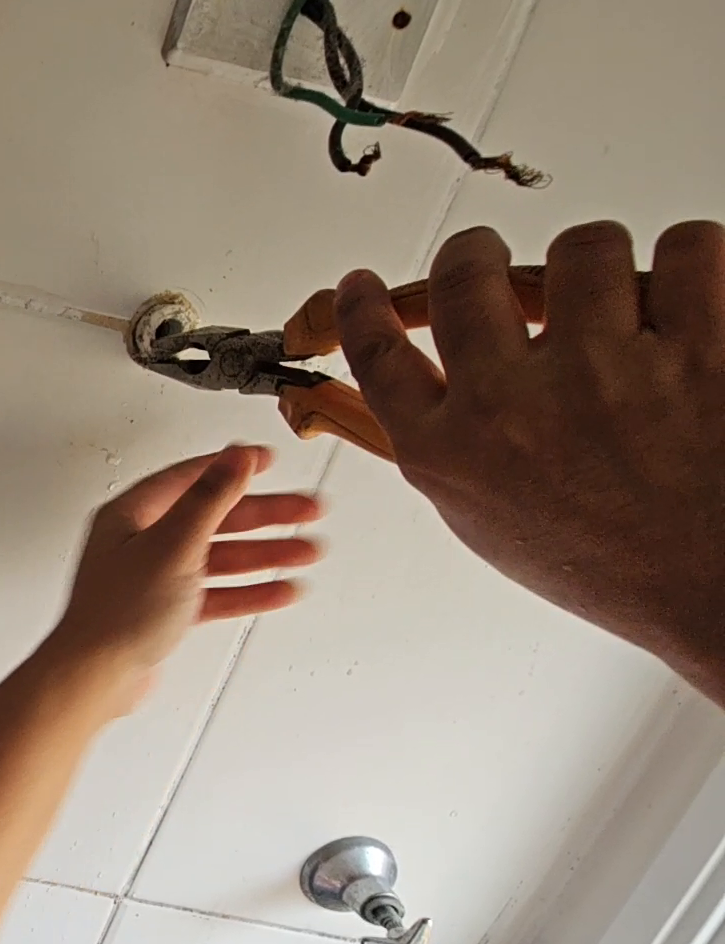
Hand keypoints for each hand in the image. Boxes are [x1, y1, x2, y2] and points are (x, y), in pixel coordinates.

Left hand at [44, 446, 322, 699]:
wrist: (99, 673)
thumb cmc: (118, 611)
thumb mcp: (173, 545)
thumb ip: (207, 500)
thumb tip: (233, 458)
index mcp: (127, 517)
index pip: (184, 480)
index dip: (227, 469)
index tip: (265, 460)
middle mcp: (135, 543)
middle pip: (207, 518)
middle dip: (260, 514)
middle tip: (306, 510)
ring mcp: (148, 578)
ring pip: (214, 557)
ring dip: (262, 554)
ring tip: (308, 550)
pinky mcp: (160, 610)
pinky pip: (211, 592)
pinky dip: (245, 590)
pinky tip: (280, 590)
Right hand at [335, 221, 724, 686]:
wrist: (718, 587)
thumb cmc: (600, 556)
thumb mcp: (475, 510)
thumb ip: (438, 444)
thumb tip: (414, 392)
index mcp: (446, 447)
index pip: (377, 354)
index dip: (362, 308)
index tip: (361, 286)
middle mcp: (511, 403)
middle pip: (463, 280)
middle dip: (470, 254)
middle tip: (480, 255)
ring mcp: (608, 370)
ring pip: (581, 249)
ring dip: (587, 261)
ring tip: (603, 289)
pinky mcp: (710, 345)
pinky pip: (693, 248)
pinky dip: (687, 258)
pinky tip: (676, 292)